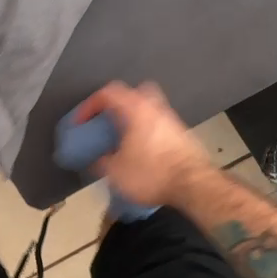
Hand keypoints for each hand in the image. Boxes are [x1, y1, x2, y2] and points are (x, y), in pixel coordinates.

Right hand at [71, 81, 218, 206]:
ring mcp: (172, 120)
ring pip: (150, 109)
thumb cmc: (154, 173)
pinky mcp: (183, 135)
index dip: (90, 104)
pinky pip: (160, 126)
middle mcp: (156, 108)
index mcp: (136, 109)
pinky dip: (148, 133)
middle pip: (136, 92)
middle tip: (109, 119)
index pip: (109, 93)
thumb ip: (102, 162)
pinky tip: (143, 152)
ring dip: (135, 119)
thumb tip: (96, 160)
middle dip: (120, 103)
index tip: (82, 121)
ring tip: (124, 139)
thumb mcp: (116, 172)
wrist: (194, 185)